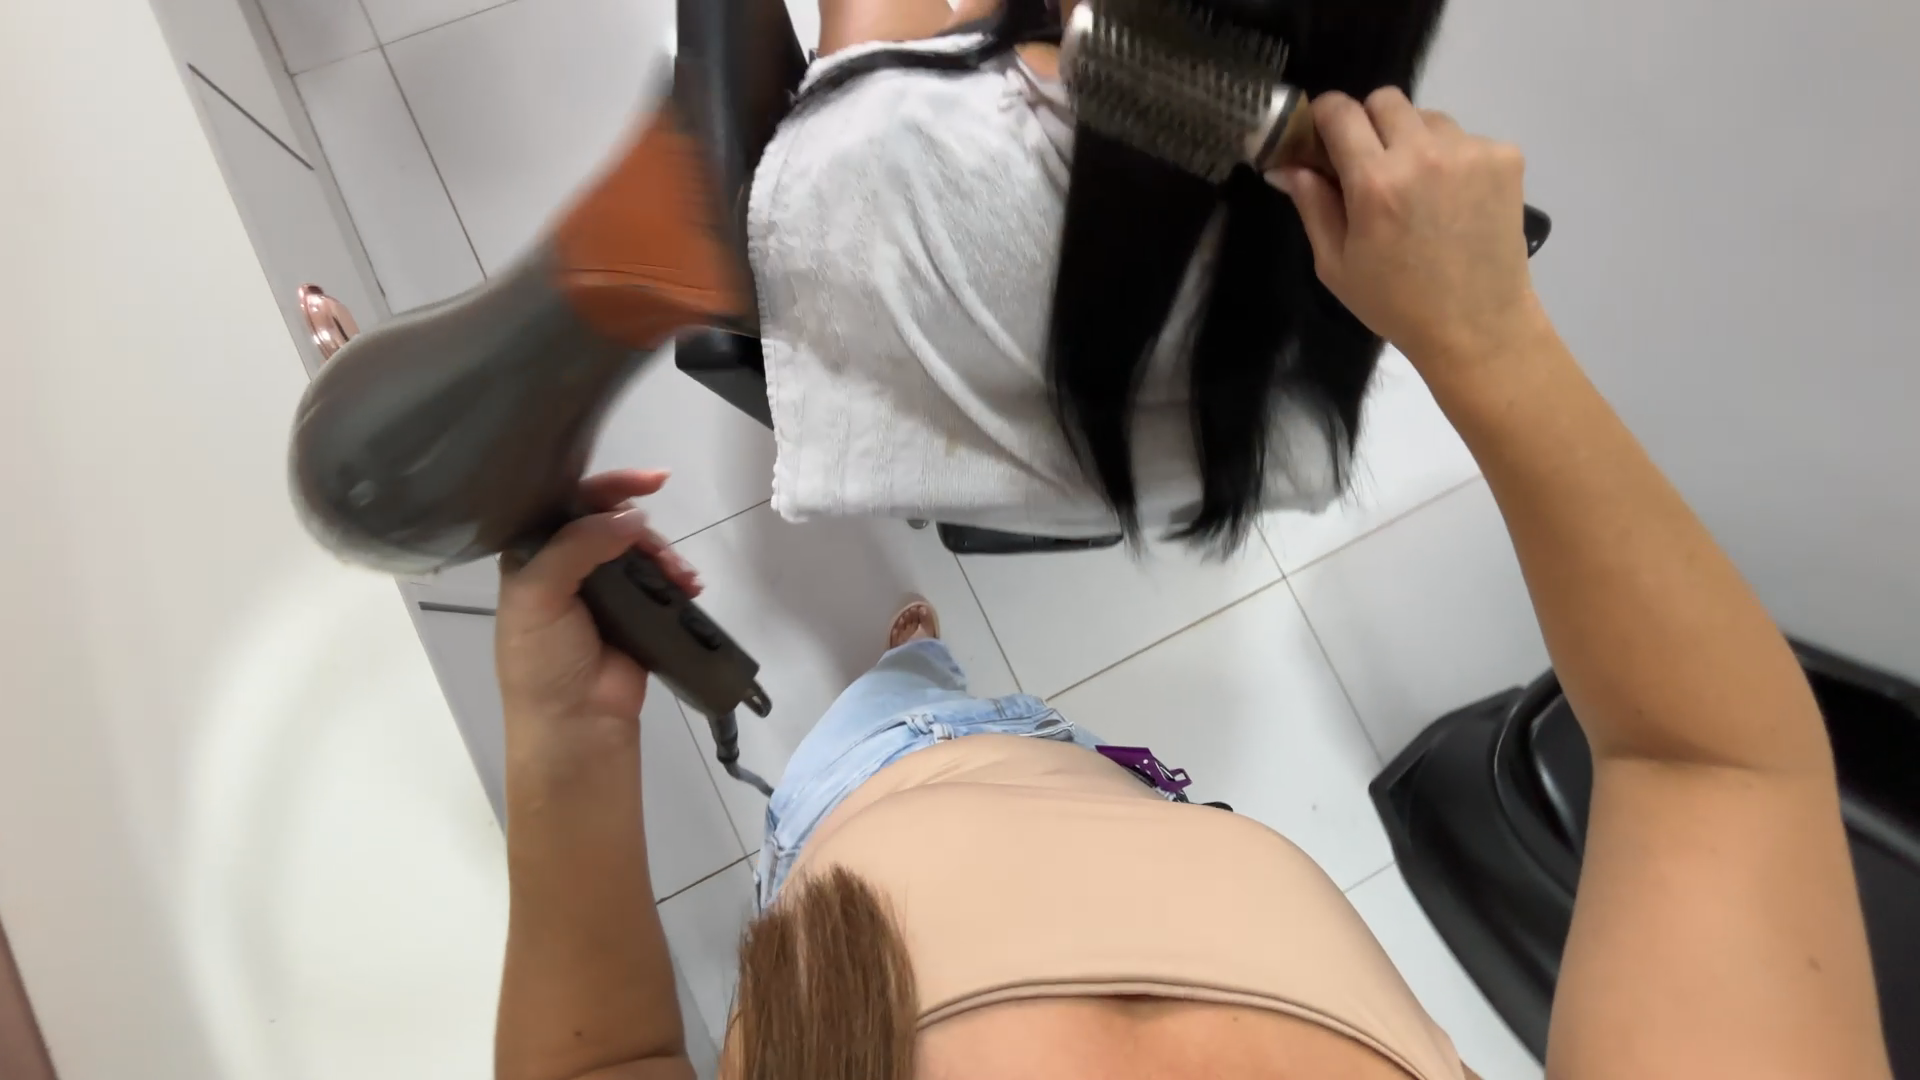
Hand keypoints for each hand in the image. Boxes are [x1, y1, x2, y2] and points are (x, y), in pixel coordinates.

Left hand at [494, 469, 701, 732]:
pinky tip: (690, 585)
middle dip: (645, 530)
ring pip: (642, 551)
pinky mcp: (638, 611)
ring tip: (683, 578)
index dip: (608, 487)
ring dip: (667, 555)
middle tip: (662, 551)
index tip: (652, 481)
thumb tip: (633, 516)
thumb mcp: (538, 595)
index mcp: (535, 556)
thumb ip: (577, 546)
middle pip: (614, 524)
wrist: (576, 722)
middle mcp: (569, 566)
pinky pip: (661, 580)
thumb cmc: (542, 659)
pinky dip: (679, 577)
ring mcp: (607, 589)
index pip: (570, 505)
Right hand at [1270, 88, 1545, 370]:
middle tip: (1361, 163)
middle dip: (1365, 123)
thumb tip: (1285, 167)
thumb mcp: (1334, 263)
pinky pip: (1461, 138)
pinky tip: (1444, 201)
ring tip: (1409, 189)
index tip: (1316, 130)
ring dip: (1407, 139)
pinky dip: (1444, 158)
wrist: (1474, 323)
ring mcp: (1471, 149)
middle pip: (1385, 100)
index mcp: (1374, 183)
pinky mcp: (1504, 156)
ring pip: (1426, 116)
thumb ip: (1312, 206)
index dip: (1323, 114)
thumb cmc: (1392, 302)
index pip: (1342, 114)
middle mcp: (1424, 152)